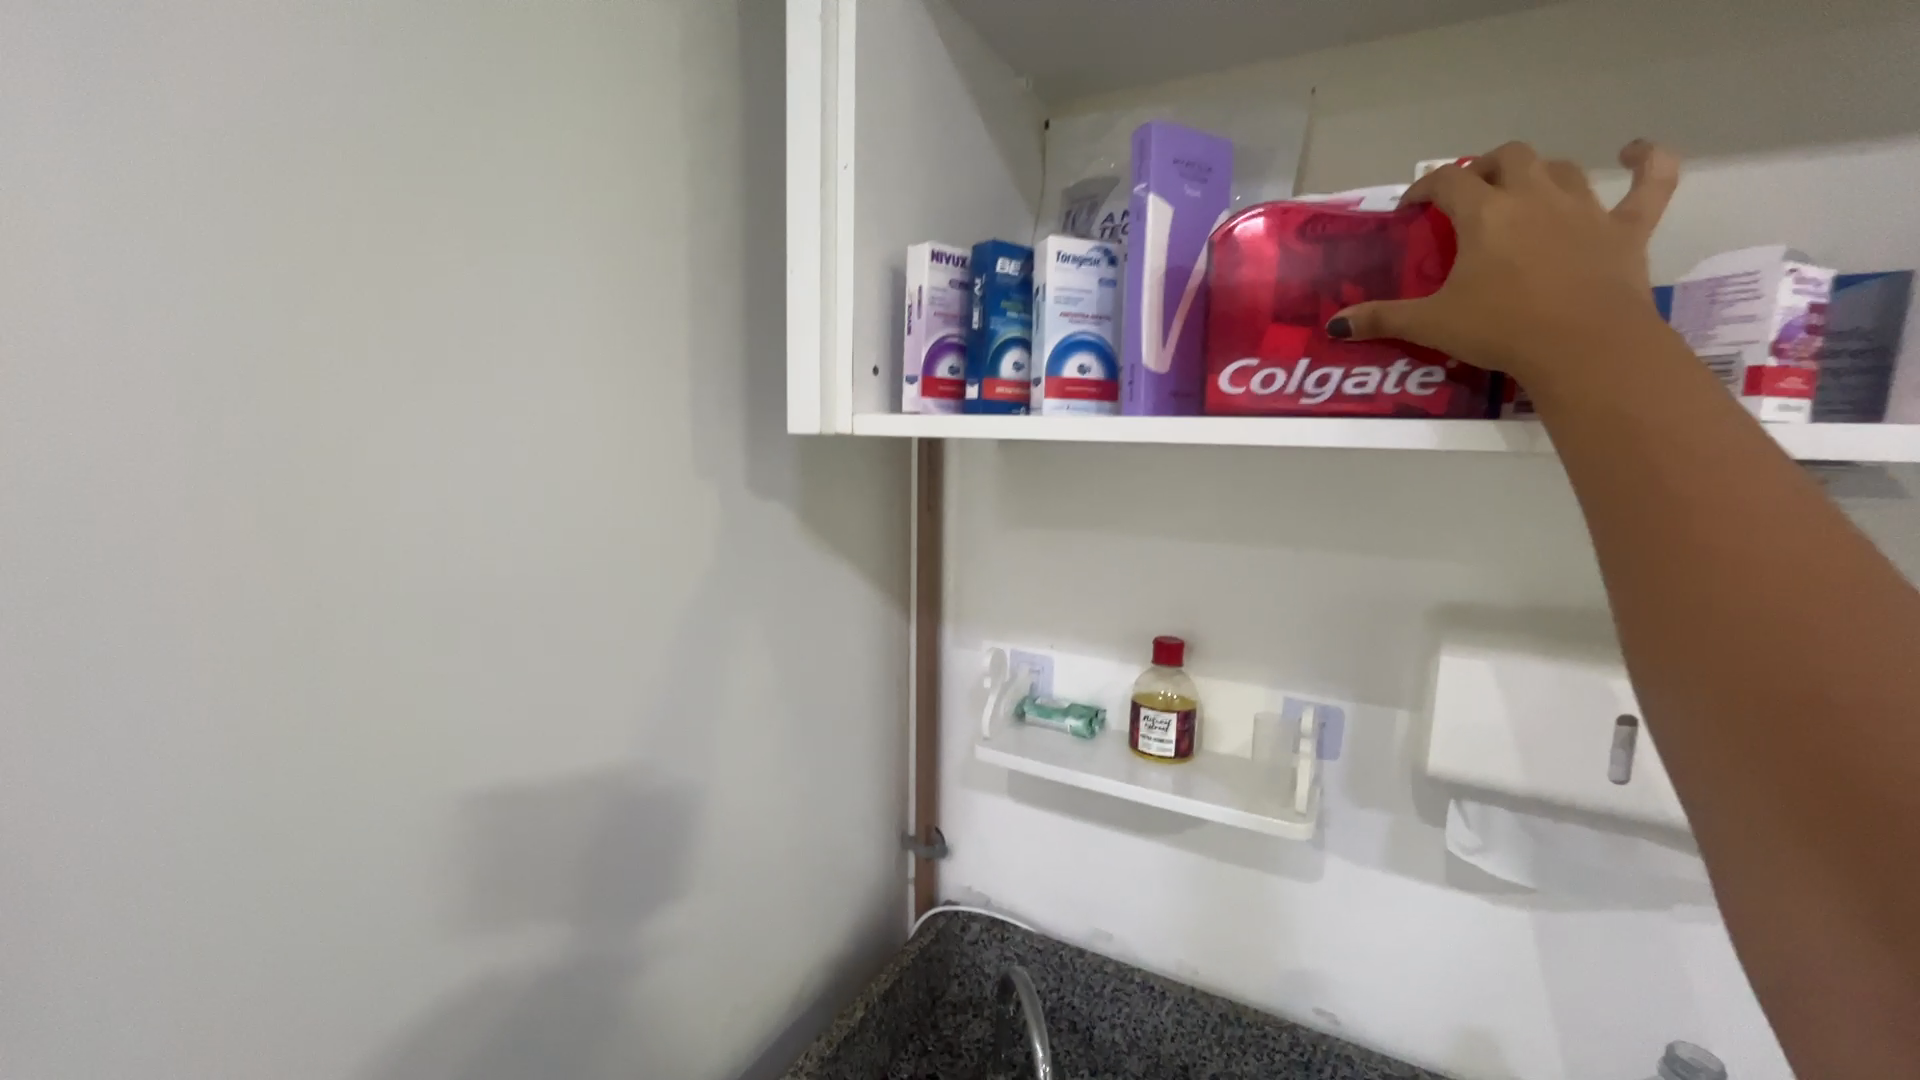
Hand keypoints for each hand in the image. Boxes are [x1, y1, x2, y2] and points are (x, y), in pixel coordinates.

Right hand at [1328, 140, 1681, 386]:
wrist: (1584, 346)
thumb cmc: (1500, 330)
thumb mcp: (1431, 325)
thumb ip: (1382, 318)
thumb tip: (1335, 325)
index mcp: (1485, 214)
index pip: (1448, 181)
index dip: (1424, 188)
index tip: (1410, 209)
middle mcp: (1534, 197)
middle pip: (1508, 158)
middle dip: (1484, 168)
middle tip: (1468, 195)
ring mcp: (1586, 208)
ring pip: (1561, 168)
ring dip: (1538, 172)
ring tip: (1523, 190)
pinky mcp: (1628, 227)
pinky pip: (1651, 180)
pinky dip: (1648, 159)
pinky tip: (1636, 149)